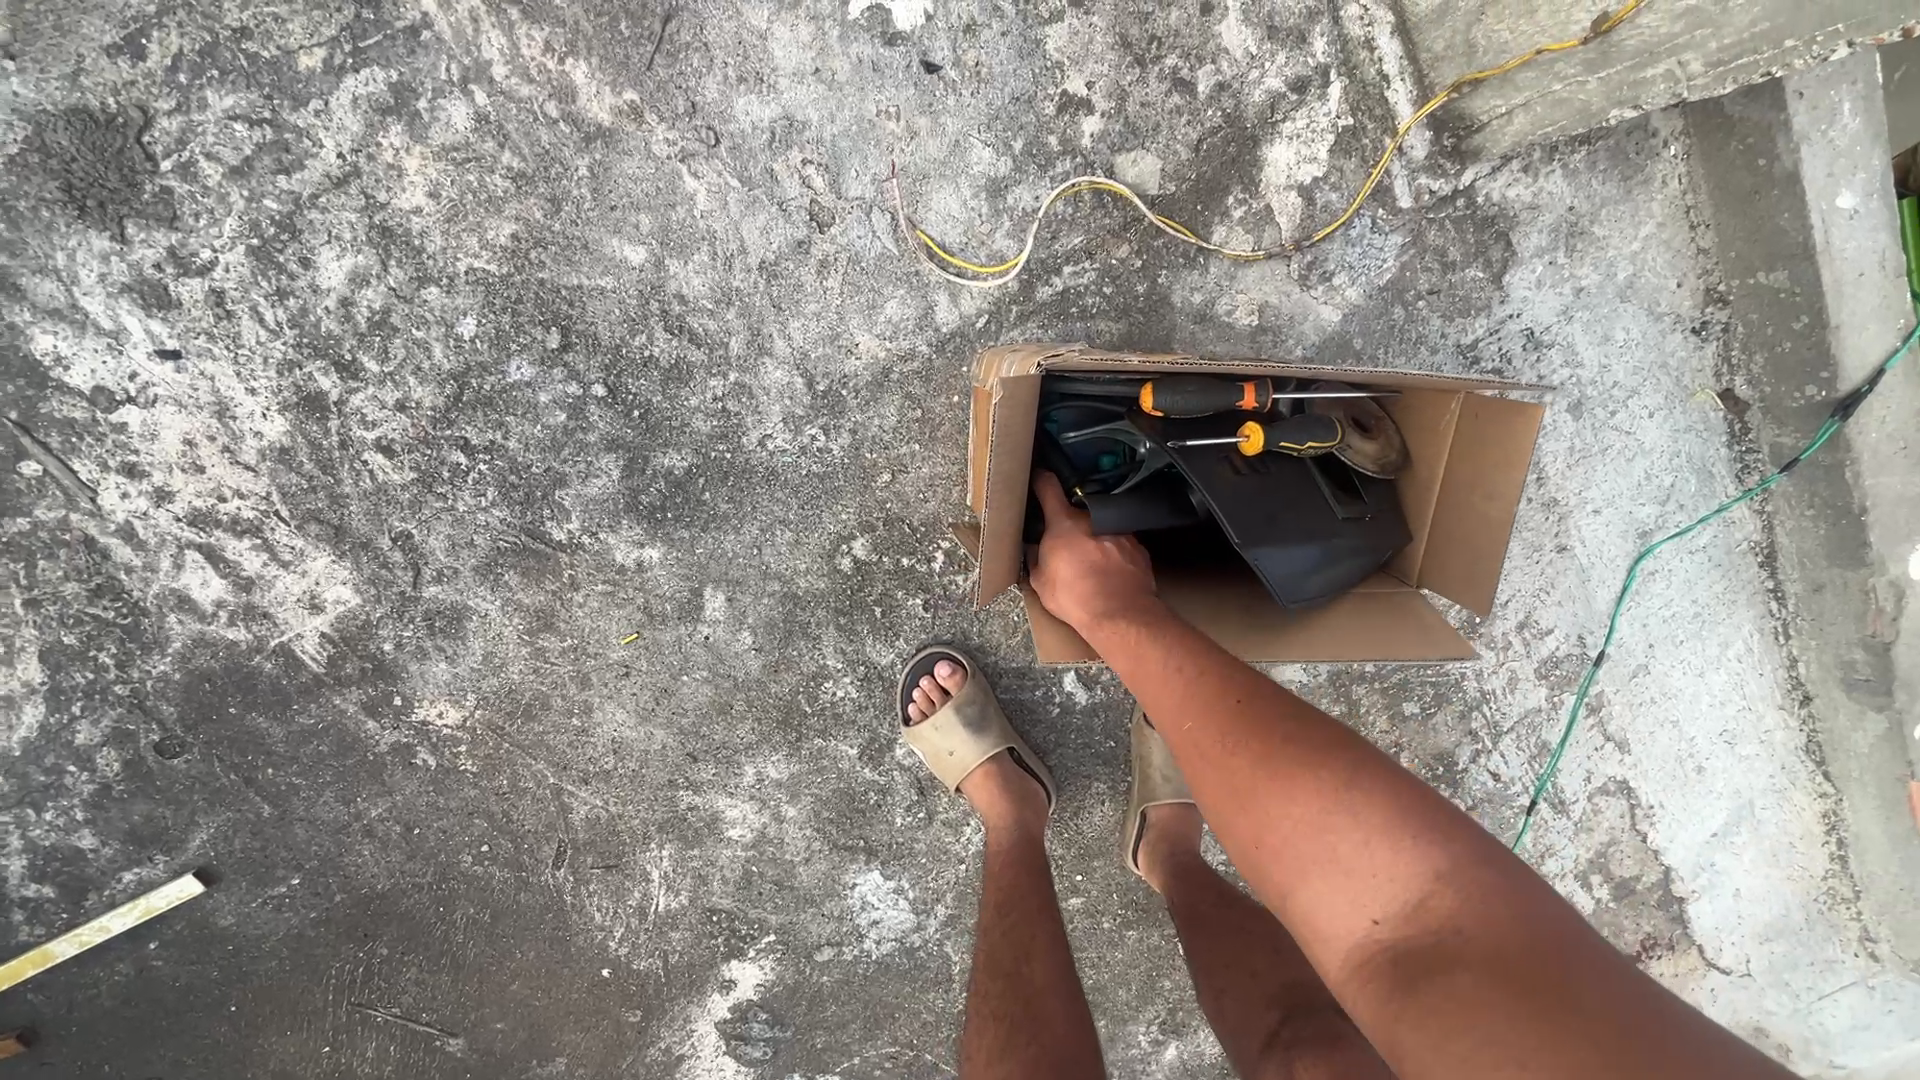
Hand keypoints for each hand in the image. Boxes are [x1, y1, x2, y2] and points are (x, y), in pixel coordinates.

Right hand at [1028, 471, 1159, 631]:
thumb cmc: (1077, 598)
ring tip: (1090, 566)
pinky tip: (1109, 573)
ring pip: (1100, 528)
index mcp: (1063, 523)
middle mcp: (1092, 519)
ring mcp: (1118, 530)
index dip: (1041, 480)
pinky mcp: (1137, 546)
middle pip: (1077, 512)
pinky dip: (1113, 553)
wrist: (1120, 614)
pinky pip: (1119, 543)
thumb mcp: (1041, 582)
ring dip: (1094, 540)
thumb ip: (1035, 559)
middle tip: (1065, 548)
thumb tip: (1033, 551)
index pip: (1048, 487)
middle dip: (1070, 527)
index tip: (1039, 478)